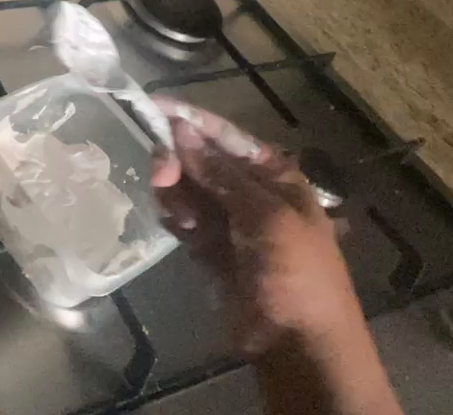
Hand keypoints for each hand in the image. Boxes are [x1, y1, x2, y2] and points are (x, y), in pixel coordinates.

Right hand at [150, 102, 401, 414]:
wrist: (299, 348)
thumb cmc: (296, 273)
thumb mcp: (265, 216)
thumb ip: (219, 173)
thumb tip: (181, 129)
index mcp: (273, 176)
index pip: (224, 136)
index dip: (190, 119)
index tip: (153, 105)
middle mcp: (248, 192)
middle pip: (198, 159)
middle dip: (177, 162)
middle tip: (160, 175)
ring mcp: (227, 220)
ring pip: (185, 187)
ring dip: (176, 195)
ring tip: (183, 219)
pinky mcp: (208, 246)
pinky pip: (181, 218)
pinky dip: (175, 220)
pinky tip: (183, 233)